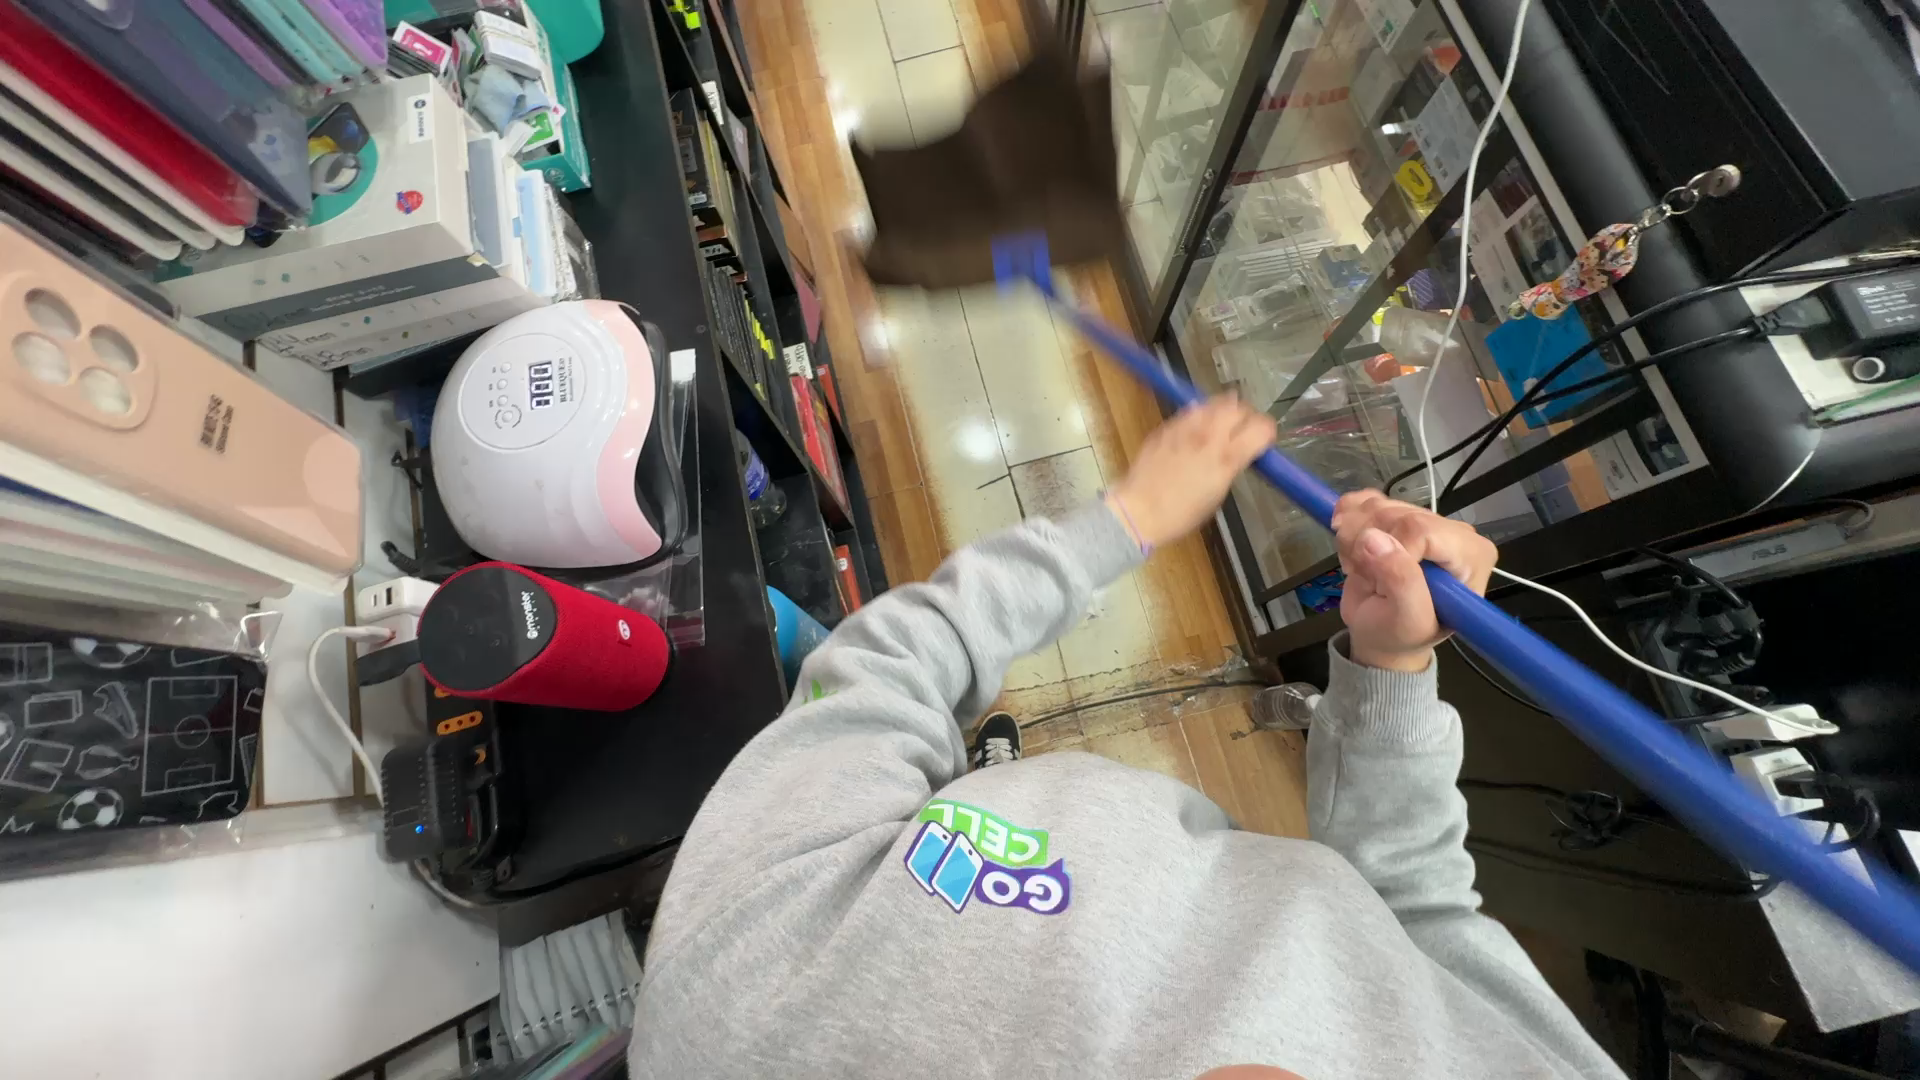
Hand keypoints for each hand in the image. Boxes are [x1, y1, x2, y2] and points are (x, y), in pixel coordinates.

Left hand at [1107, 396, 1276, 549]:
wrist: (1139, 510)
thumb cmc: (1180, 514)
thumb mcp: (1217, 494)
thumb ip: (1231, 466)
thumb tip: (1237, 453)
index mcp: (1226, 457)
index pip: (1262, 427)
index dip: (1266, 433)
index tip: (1262, 441)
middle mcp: (1208, 436)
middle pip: (1239, 407)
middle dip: (1246, 416)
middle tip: (1242, 430)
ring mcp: (1184, 428)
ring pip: (1215, 402)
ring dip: (1223, 411)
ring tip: (1220, 426)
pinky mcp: (1166, 427)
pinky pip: (1190, 410)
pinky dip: (1199, 415)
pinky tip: (1195, 431)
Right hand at [1332, 491, 1497, 672]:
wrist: (1380, 631)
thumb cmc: (1401, 632)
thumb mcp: (1408, 620)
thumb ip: (1401, 580)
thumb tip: (1372, 538)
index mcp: (1470, 554)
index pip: (1421, 529)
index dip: (1389, 550)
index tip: (1378, 580)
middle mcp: (1451, 531)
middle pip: (1394, 515)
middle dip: (1365, 545)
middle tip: (1365, 577)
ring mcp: (1421, 519)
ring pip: (1374, 506)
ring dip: (1353, 538)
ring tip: (1361, 568)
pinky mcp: (1394, 514)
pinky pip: (1360, 500)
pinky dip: (1345, 522)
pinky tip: (1351, 547)